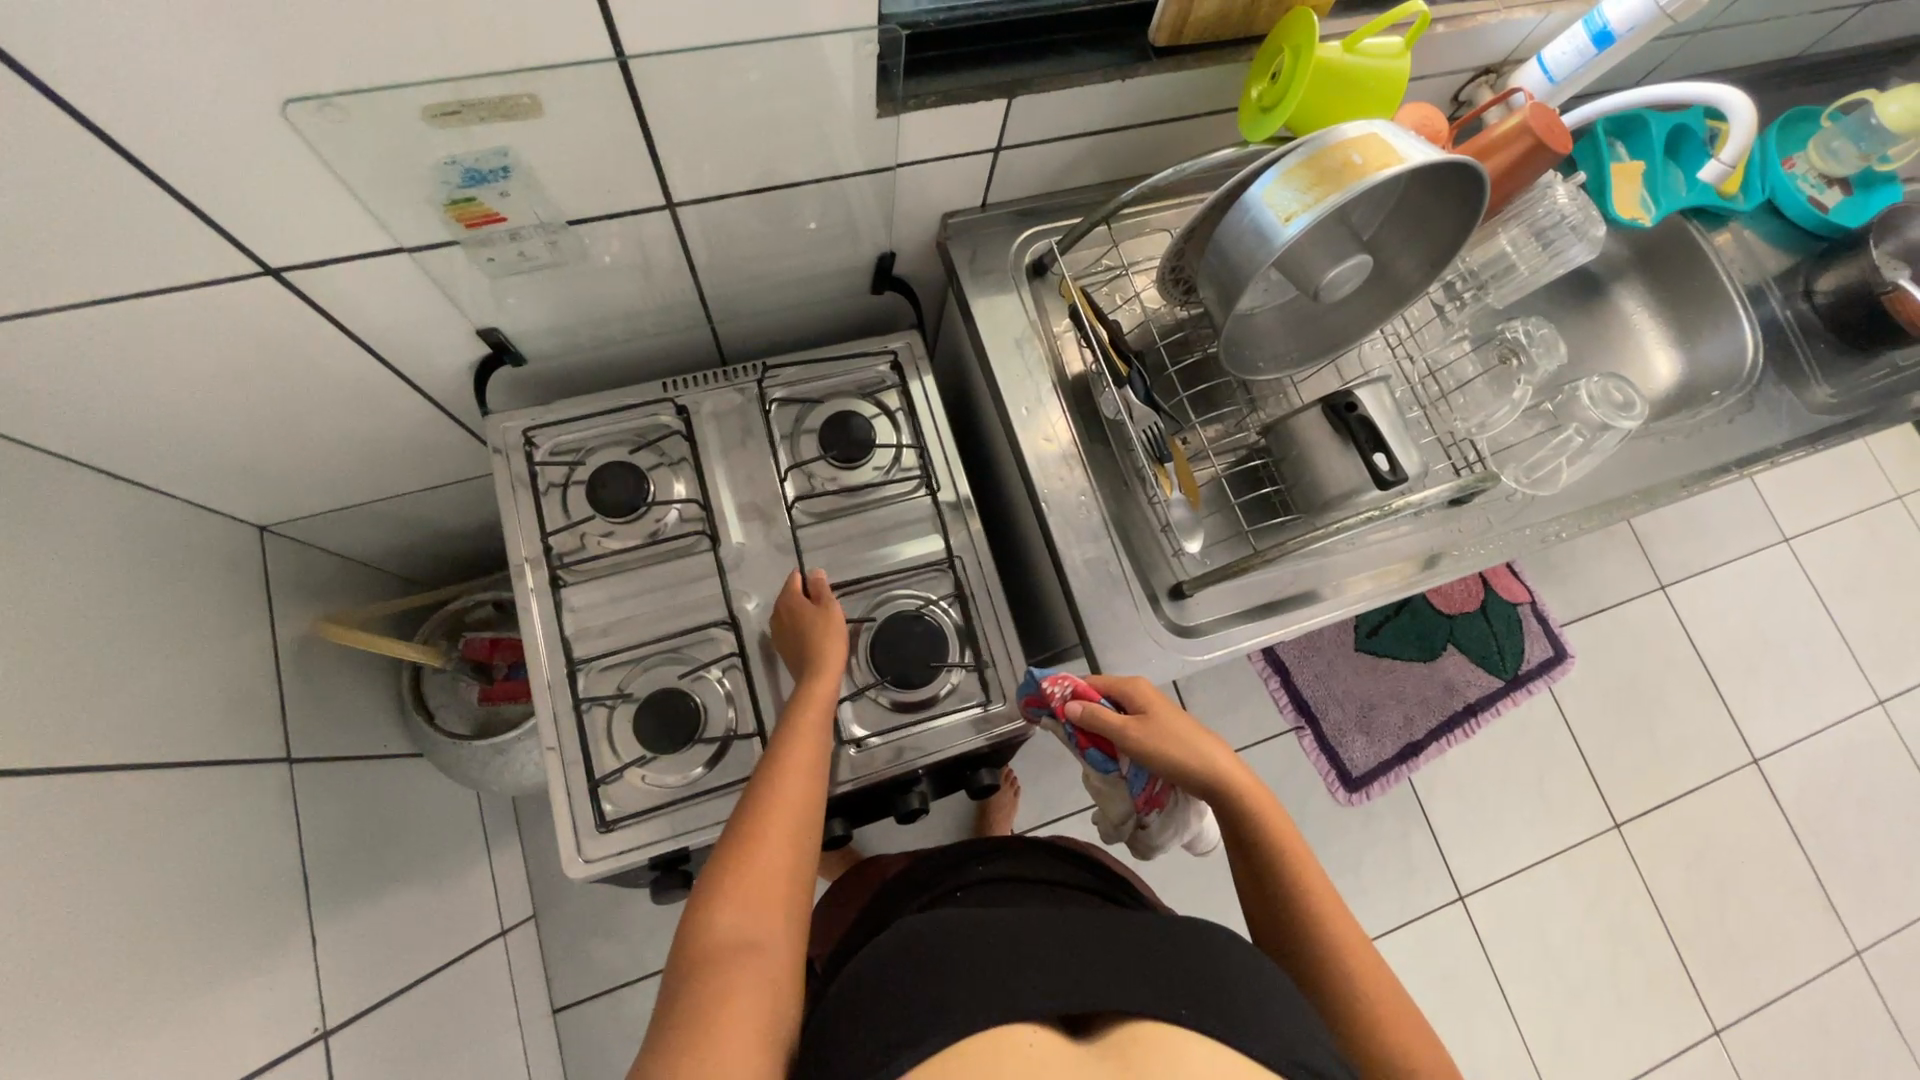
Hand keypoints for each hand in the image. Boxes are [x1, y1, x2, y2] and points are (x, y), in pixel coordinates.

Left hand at [771, 569, 847, 690]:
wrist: (817, 676)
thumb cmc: (827, 638)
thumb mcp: (830, 607)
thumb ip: (821, 586)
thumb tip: (813, 572)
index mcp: (787, 599)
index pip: (796, 577)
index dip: (812, 580)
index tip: (826, 592)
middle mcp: (776, 612)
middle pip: (792, 595)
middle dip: (809, 598)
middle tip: (830, 610)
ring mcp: (775, 631)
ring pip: (791, 613)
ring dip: (805, 613)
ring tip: (825, 625)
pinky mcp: (780, 646)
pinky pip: (790, 628)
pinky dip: (801, 628)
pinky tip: (815, 638)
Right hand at [1065, 674, 1254, 804]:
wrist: (1215, 773)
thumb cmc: (1169, 750)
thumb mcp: (1127, 735)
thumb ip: (1096, 718)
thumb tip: (1067, 704)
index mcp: (1131, 687)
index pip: (1088, 682)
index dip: (1066, 693)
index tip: (1046, 709)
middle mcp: (1139, 692)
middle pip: (1100, 696)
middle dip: (1080, 712)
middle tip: (1062, 733)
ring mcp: (1150, 709)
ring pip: (1112, 712)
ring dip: (1096, 726)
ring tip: (1080, 745)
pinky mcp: (1157, 727)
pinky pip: (1125, 724)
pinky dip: (1112, 734)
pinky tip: (1106, 751)